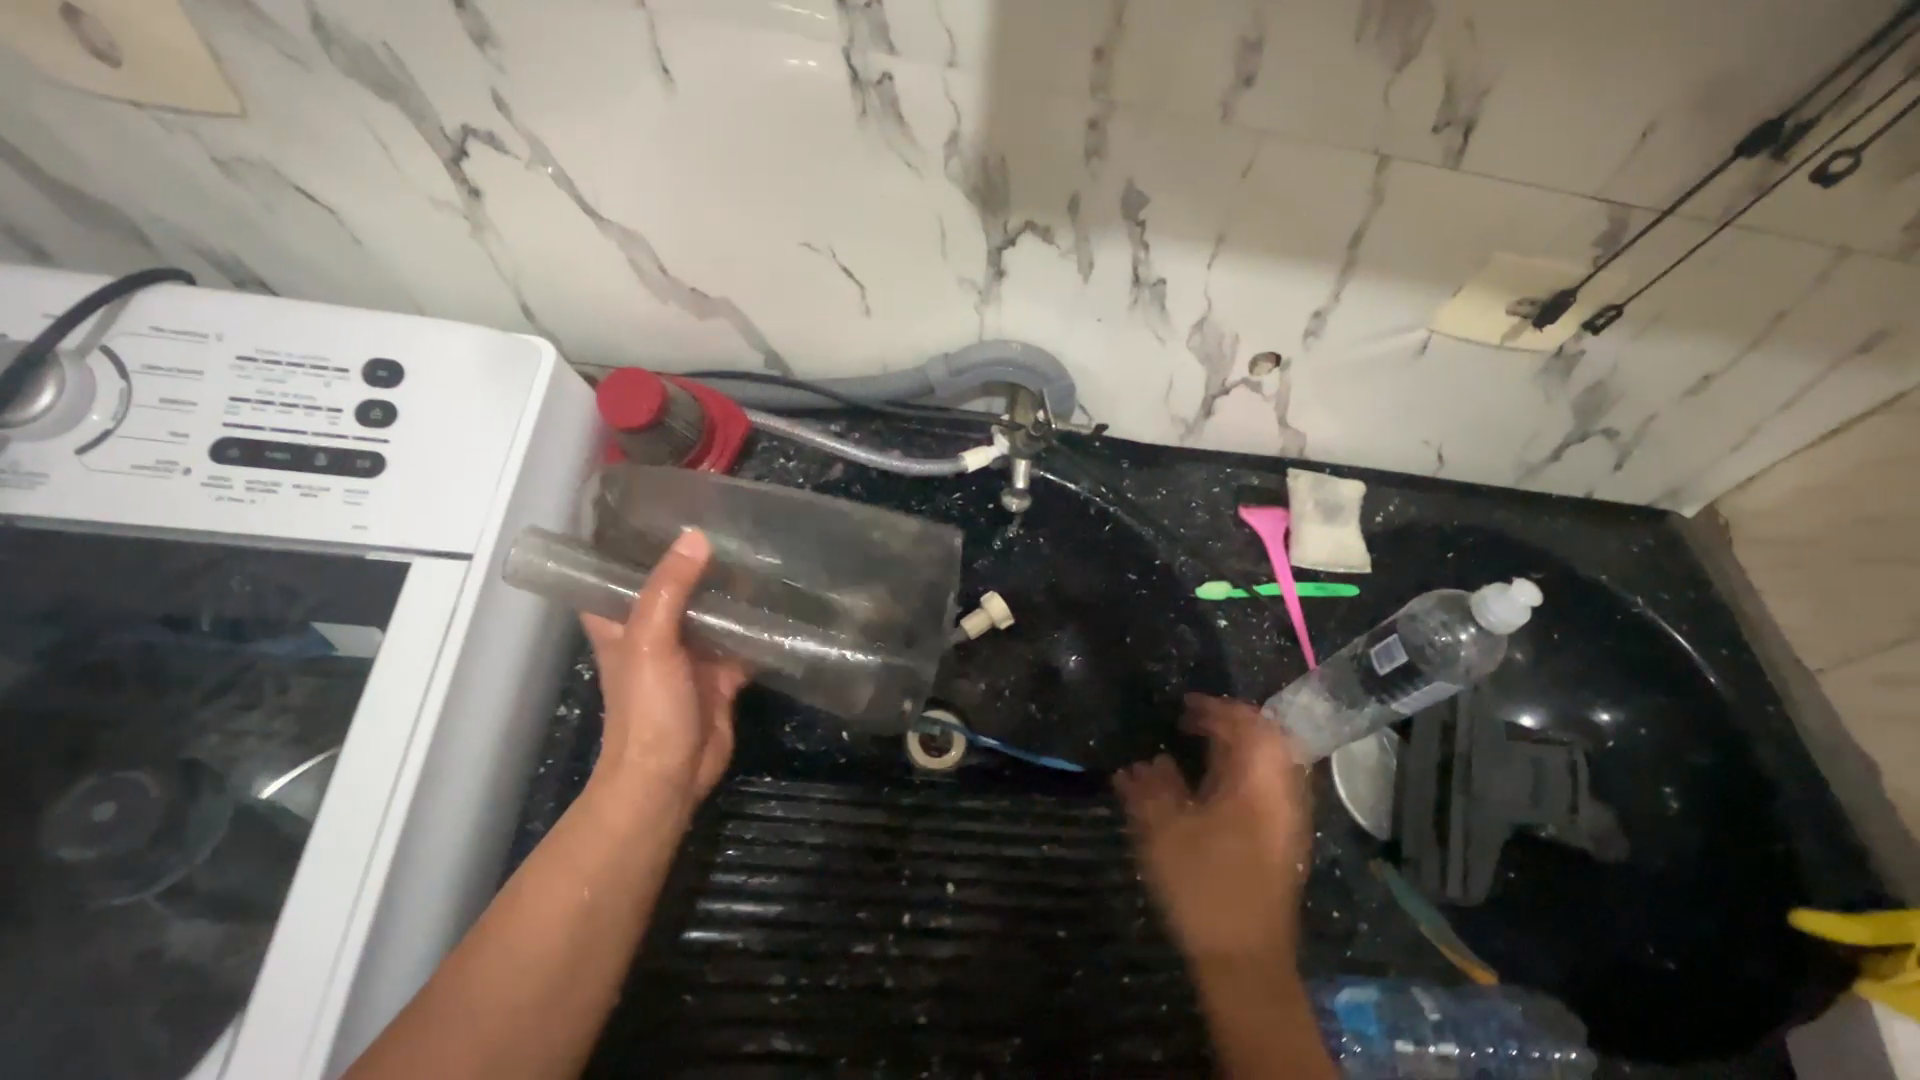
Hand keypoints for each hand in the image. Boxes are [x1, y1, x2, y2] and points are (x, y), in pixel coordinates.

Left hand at [581, 529, 749, 812]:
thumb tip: (697, 537)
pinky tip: (783, 602)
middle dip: (698, 559)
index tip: (665, 505)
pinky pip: (742, 641)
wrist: (671, 775)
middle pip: (674, 585)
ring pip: (712, 610)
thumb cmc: (647, 707)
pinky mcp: (721, 674)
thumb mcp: (650, 639)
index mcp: (620, 619)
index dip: (635, 539)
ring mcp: (689, 652)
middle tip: (733, 521)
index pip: (619, 568)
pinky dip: (759, 627)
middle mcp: (653, 630)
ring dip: (732, 590)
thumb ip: (670, 587)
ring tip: (764, 551)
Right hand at [1114, 694, 1314, 964]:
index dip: (1216, 708)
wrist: (1245, 959)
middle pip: (1268, 741)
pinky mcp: (1283, 844)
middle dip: (1230, 725)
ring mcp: (1289, 821)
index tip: (1182, 705)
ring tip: (1198, 749)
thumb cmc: (1203, 888)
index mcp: (1259, 784)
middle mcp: (1284, 795)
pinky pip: (1268, 790)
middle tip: (1190, 722)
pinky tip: (1211, 790)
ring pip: (1270, 766)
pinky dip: (1242, 775)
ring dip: (1237, 750)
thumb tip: (1145, 763)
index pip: (1249, 725)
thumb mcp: (1164, 833)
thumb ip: (1152, 789)